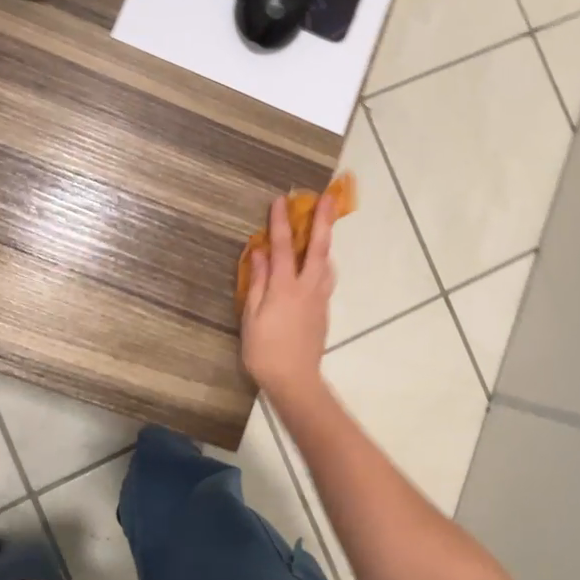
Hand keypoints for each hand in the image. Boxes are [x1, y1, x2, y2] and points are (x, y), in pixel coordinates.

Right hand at [241, 193, 336, 399]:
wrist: (295, 381)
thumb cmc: (265, 351)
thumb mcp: (251, 316)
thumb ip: (257, 282)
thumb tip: (259, 252)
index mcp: (285, 287)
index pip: (283, 247)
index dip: (281, 222)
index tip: (280, 200)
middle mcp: (307, 288)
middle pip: (318, 248)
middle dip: (323, 221)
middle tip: (328, 198)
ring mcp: (319, 299)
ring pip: (326, 263)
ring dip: (325, 240)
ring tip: (325, 224)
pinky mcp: (323, 310)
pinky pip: (325, 278)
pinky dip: (323, 262)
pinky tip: (317, 262)